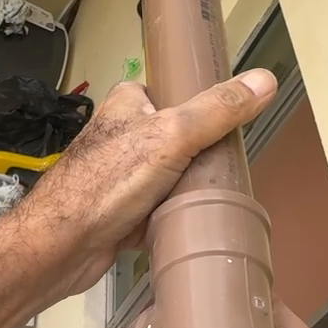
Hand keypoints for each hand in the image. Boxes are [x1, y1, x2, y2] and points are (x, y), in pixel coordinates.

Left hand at [9, 70, 277, 302]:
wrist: (62, 247)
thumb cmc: (108, 183)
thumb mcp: (172, 136)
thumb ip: (218, 110)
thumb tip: (265, 80)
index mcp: (129, 104)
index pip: (179, 95)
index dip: (207, 111)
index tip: (235, 130)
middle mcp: (123, 136)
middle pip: (182, 140)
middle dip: (205, 158)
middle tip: (231, 171)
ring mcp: (123, 176)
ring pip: (174, 178)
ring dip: (192, 191)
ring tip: (220, 200)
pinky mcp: (124, 212)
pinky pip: (163, 210)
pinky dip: (177, 217)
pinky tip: (196, 224)